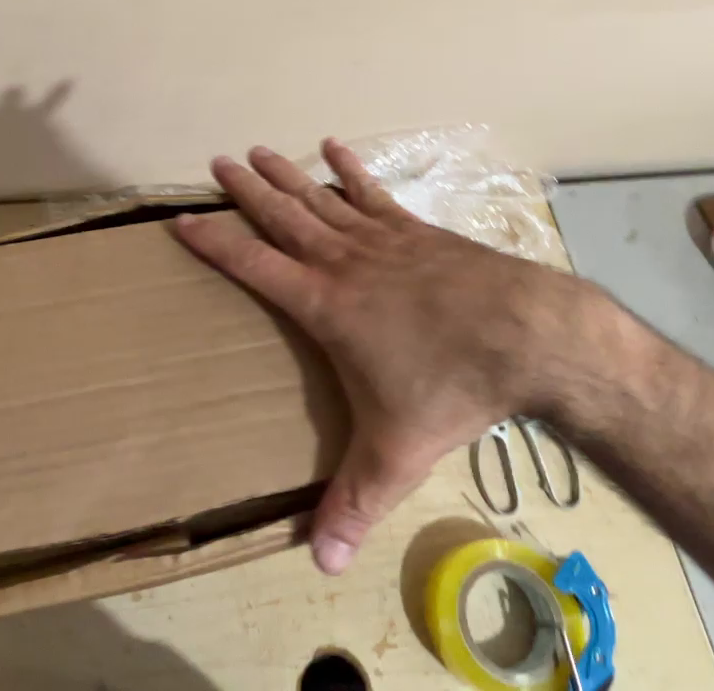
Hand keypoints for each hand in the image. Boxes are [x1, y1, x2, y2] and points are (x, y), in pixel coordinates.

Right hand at [172, 141, 622, 574]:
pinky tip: (335, 147)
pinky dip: (350, 170)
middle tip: (216, 162)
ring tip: (258, 151)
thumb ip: (357, 503)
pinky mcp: (417, 231)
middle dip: (246, 191)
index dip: (214, 242)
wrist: (532, 335)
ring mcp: (383, 239)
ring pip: (321, 198)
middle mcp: (345, 261)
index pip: (254, 265)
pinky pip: (373, 194)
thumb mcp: (398, 451)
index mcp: (325, 304)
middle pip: (283, 217)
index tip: (181, 219)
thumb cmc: (453, 386)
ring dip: (286, 175)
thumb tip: (321, 566)